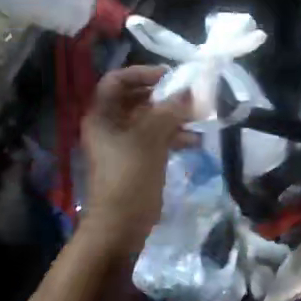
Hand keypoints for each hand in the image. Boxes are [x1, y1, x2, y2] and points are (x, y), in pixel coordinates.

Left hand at [81, 66, 193, 250]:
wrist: (118, 227)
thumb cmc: (129, 178)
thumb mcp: (151, 140)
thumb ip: (169, 112)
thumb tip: (189, 92)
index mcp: (102, 116)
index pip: (117, 80)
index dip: (142, 73)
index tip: (170, 76)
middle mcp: (107, 126)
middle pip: (134, 100)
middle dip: (163, 97)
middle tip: (189, 97)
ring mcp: (119, 146)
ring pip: (146, 121)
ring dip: (171, 117)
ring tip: (198, 119)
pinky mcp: (132, 163)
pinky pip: (151, 140)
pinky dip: (170, 137)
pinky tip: (193, 142)